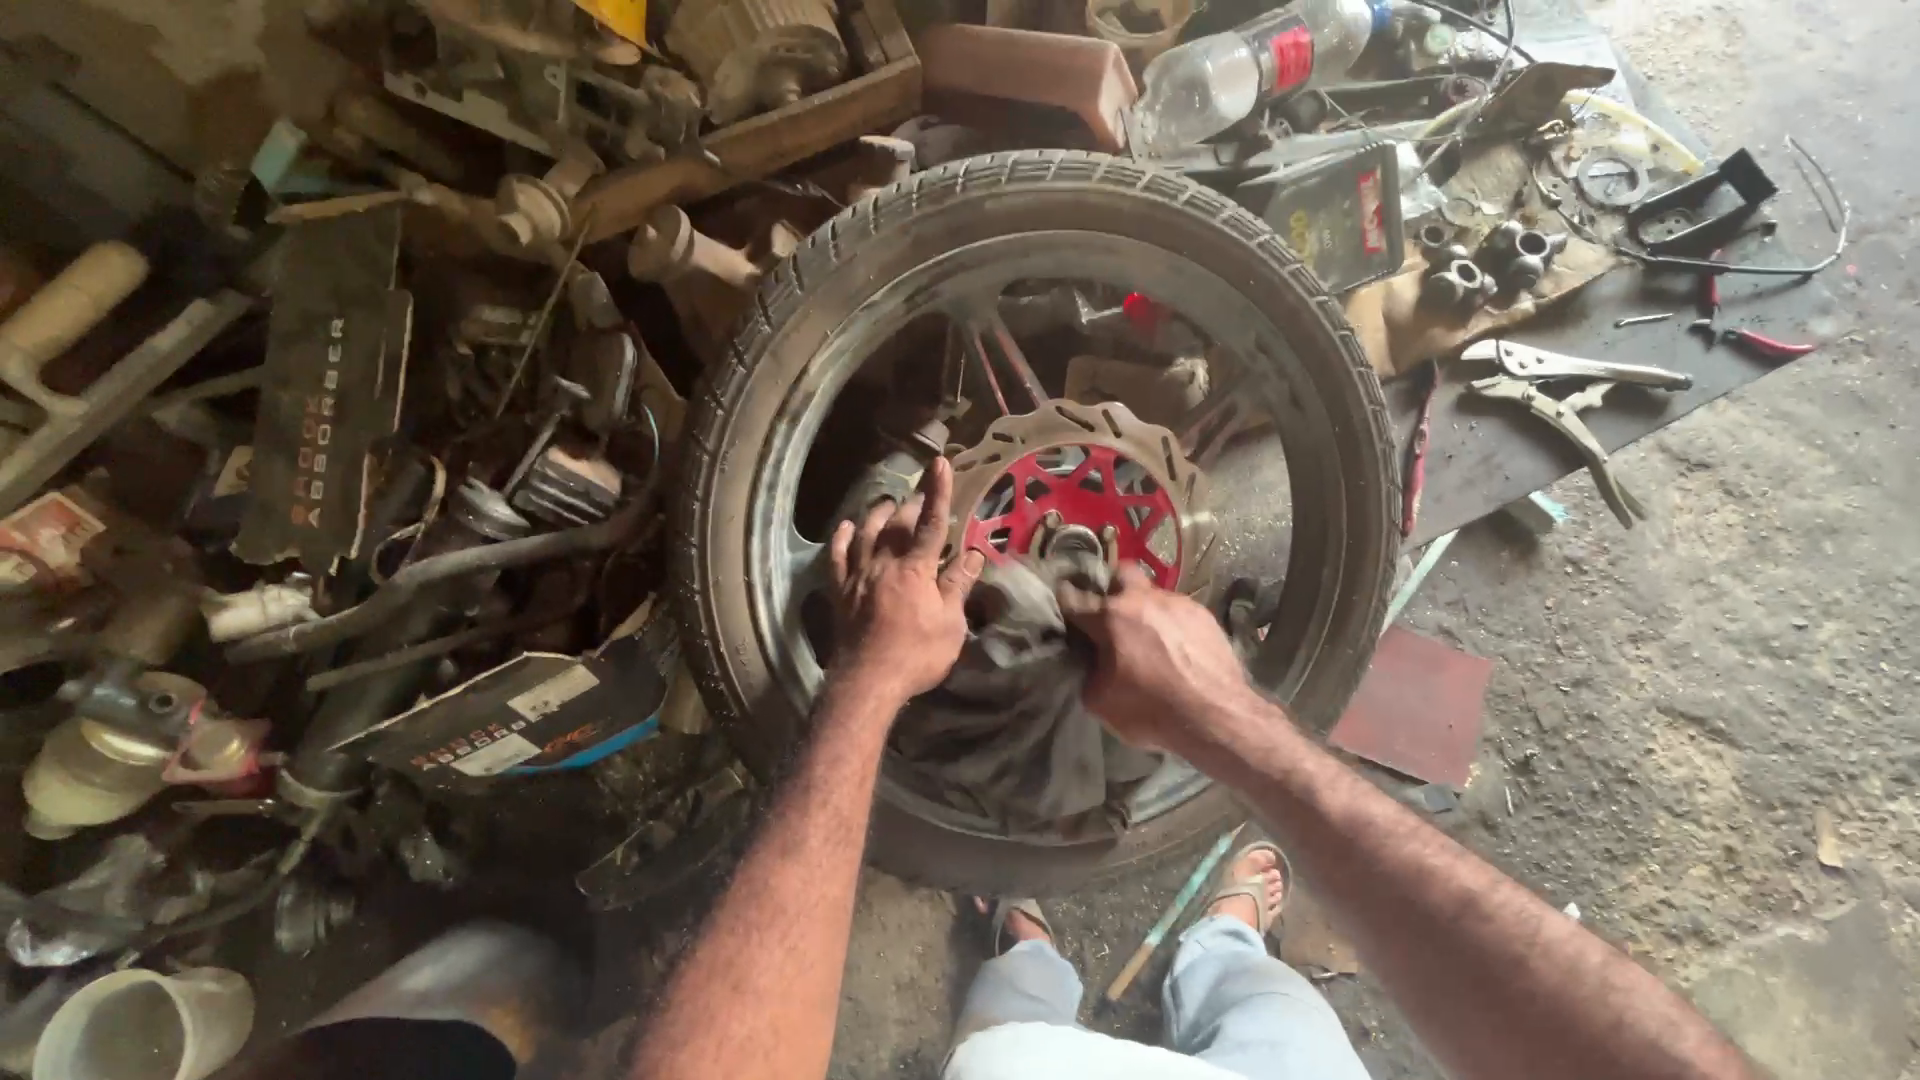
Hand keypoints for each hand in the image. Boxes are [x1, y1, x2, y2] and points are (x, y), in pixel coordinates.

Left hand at [829, 457, 985, 703]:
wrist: (868, 681)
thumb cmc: (916, 655)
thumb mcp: (950, 624)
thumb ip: (958, 586)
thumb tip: (974, 555)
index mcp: (915, 570)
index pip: (931, 523)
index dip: (938, 492)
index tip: (940, 464)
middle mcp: (884, 564)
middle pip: (896, 524)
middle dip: (910, 503)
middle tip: (919, 494)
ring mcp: (858, 577)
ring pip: (865, 534)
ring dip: (877, 514)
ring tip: (886, 501)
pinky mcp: (840, 593)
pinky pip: (837, 558)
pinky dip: (842, 539)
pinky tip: (846, 527)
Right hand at [1057, 564, 1261, 755]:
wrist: (1216, 716)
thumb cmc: (1152, 710)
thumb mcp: (1100, 701)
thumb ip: (1088, 671)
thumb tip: (1091, 659)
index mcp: (1110, 617)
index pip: (1072, 596)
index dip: (1063, 601)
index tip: (1063, 609)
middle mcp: (1142, 600)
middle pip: (1120, 572)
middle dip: (1112, 586)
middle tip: (1111, 614)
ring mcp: (1177, 603)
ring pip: (1152, 593)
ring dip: (1145, 610)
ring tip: (1151, 639)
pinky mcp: (1203, 614)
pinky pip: (1178, 610)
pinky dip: (1171, 624)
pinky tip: (1177, 649)